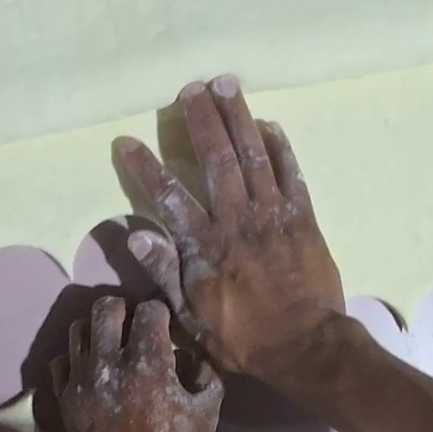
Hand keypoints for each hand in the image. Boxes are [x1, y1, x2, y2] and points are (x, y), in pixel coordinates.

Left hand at [50, 296, 222, 431]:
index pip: (148, 310)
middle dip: (125, 311)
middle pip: (106, 307)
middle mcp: (108, 363)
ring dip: (98, 330)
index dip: (161, 314)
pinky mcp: (63, 397)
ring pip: (78, 327)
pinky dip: (77, 357)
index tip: (166, 329)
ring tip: (113, 346)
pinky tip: (94, 370)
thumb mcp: (207, 415)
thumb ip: (203, 371)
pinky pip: (61, 359)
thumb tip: (187, 349)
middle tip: (136, 329)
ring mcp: (80, 380)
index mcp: (147, 365)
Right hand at [117, 77, 345, 381]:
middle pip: (216, 160)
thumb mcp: (191, 316)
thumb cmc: (243, 337)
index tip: (126, 141)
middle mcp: (237, 220)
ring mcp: (273, 215)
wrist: (306, 347)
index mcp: (205, 246)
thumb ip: (165, 272)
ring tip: (226, 84)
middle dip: (201, 121)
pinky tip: (269, 124)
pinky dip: (280, 146)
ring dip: (239, 118)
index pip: (168, 197)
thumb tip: (135, 234)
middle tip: (190, 89)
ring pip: (253, 155)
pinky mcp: (303, 218)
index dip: (145, 167)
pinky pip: (291, 173)